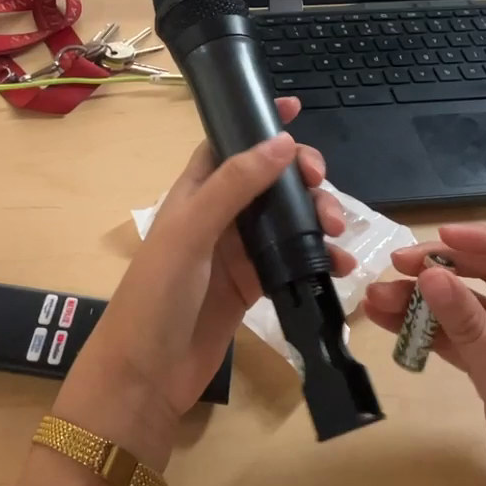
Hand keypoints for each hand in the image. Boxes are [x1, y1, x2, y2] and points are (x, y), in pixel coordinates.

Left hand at [54, 97, 351, 467]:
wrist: (146, 377)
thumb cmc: (158, 295)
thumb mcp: (192, 231)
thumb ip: (235, 185)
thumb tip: (282, 142)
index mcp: (195, 191)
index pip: (230, 143)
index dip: (259, 124)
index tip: (295, 108)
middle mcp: (218, 214)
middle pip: (269, 180)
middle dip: (302, 176)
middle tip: (324, 185)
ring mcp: (237, 251)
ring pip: (286, 219)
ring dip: (316, 216)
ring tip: (338, 231)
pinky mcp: (253, 286)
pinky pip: (292, 260)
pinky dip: (318, 258)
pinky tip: (339, 266)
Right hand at [365, 224, 485, 485]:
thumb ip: (472, 332)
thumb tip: (432, 274)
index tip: (439, 238)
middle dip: (447, 266)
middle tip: (395, 267)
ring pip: (472, 309)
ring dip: (428, 301)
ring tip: (378, 299)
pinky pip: (463, 342)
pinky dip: (431, 332)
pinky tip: (395, 326)